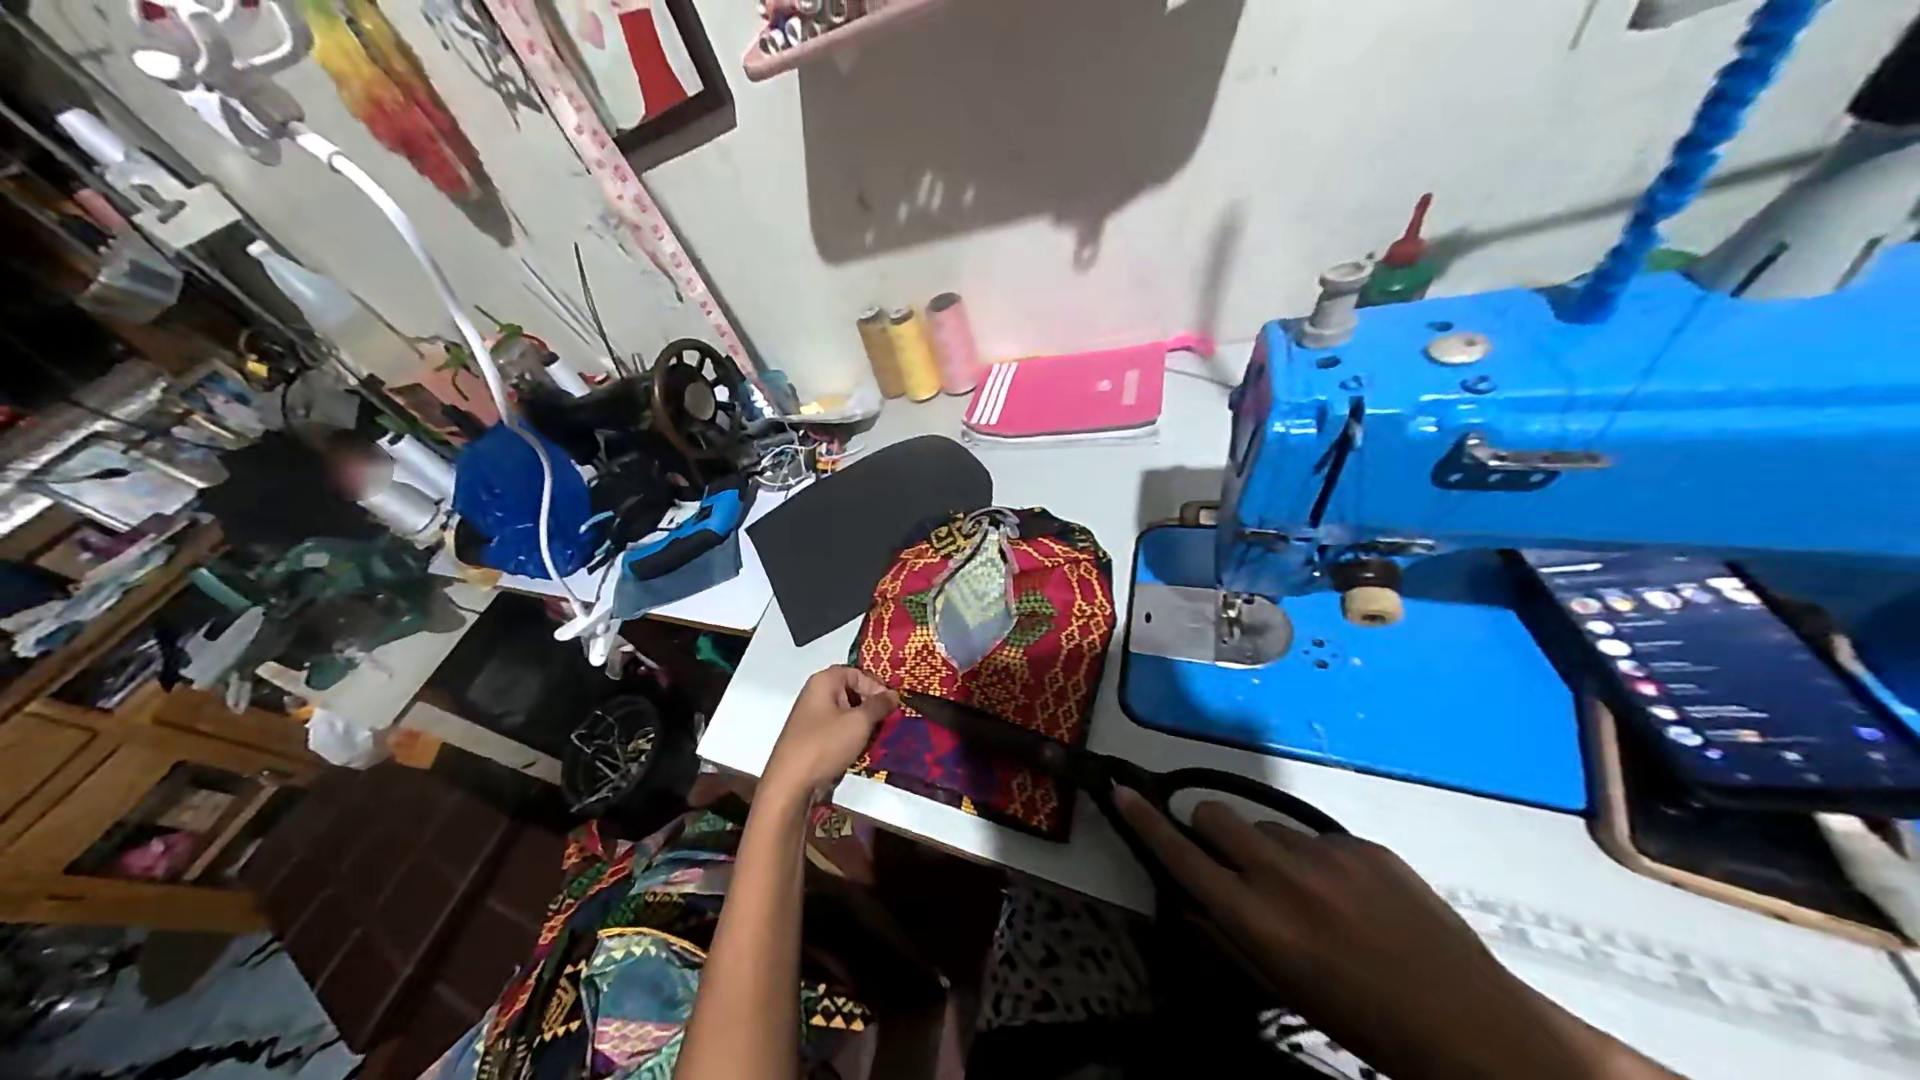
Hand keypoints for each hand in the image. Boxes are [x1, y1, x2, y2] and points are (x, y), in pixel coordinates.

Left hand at [762, 667, 897, 804]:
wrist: (791, 783)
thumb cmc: (826, 744)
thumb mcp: (859, 722)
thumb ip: (880, 705)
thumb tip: (893, 694)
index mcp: (824, 681)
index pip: (857, 673)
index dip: (876, 685)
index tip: (891, 704)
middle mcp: (816, 694)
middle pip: (851, 691)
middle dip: (872, 705)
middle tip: (888, 720)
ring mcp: (812, 716)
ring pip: (846, 712)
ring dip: (864, 723)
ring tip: (878, 736)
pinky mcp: (812, 737)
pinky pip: (838, 729)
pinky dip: (852, 735)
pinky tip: (862, 748)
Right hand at [1113, 789, 1677, 1079]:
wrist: (1468, 1024)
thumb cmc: (1360, 1021)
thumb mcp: (1282, 987)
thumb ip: (1228, 936)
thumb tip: (1193, 898)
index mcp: (1257, 920)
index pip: (1181, 857)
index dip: (1145, 823)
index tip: (1122, 793)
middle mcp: (1282, 876)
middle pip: (1217, 816)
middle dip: (1209, 829)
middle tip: (1229, 859)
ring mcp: (1326, 854)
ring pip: (1267, 827)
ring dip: (1267, 849)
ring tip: (1305, 891)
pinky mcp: (1364, 845)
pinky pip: (1317, 838)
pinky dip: (1316, 859)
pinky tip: (1351, 897)